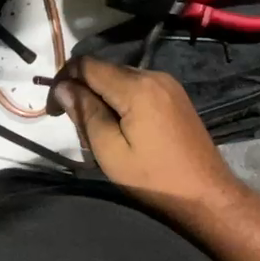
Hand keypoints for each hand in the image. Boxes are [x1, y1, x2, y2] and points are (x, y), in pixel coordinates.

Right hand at [51, 57, 251, 219]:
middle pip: (104, 71)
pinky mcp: (176, 97)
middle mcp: (153, 75)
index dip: (63, 81)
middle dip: (82, 92)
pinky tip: (121, 129)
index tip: (53, 110)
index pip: (87, 65)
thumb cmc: (153, 178)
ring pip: (120, 80)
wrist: (206, 195)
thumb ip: (85, 113)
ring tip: (98, 133)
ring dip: (101, 98)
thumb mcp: (110, 151)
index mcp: (136, 87)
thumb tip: (64, 88)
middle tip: (77, 129)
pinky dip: (121, 101)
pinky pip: (138, 88)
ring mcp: (168, 85)